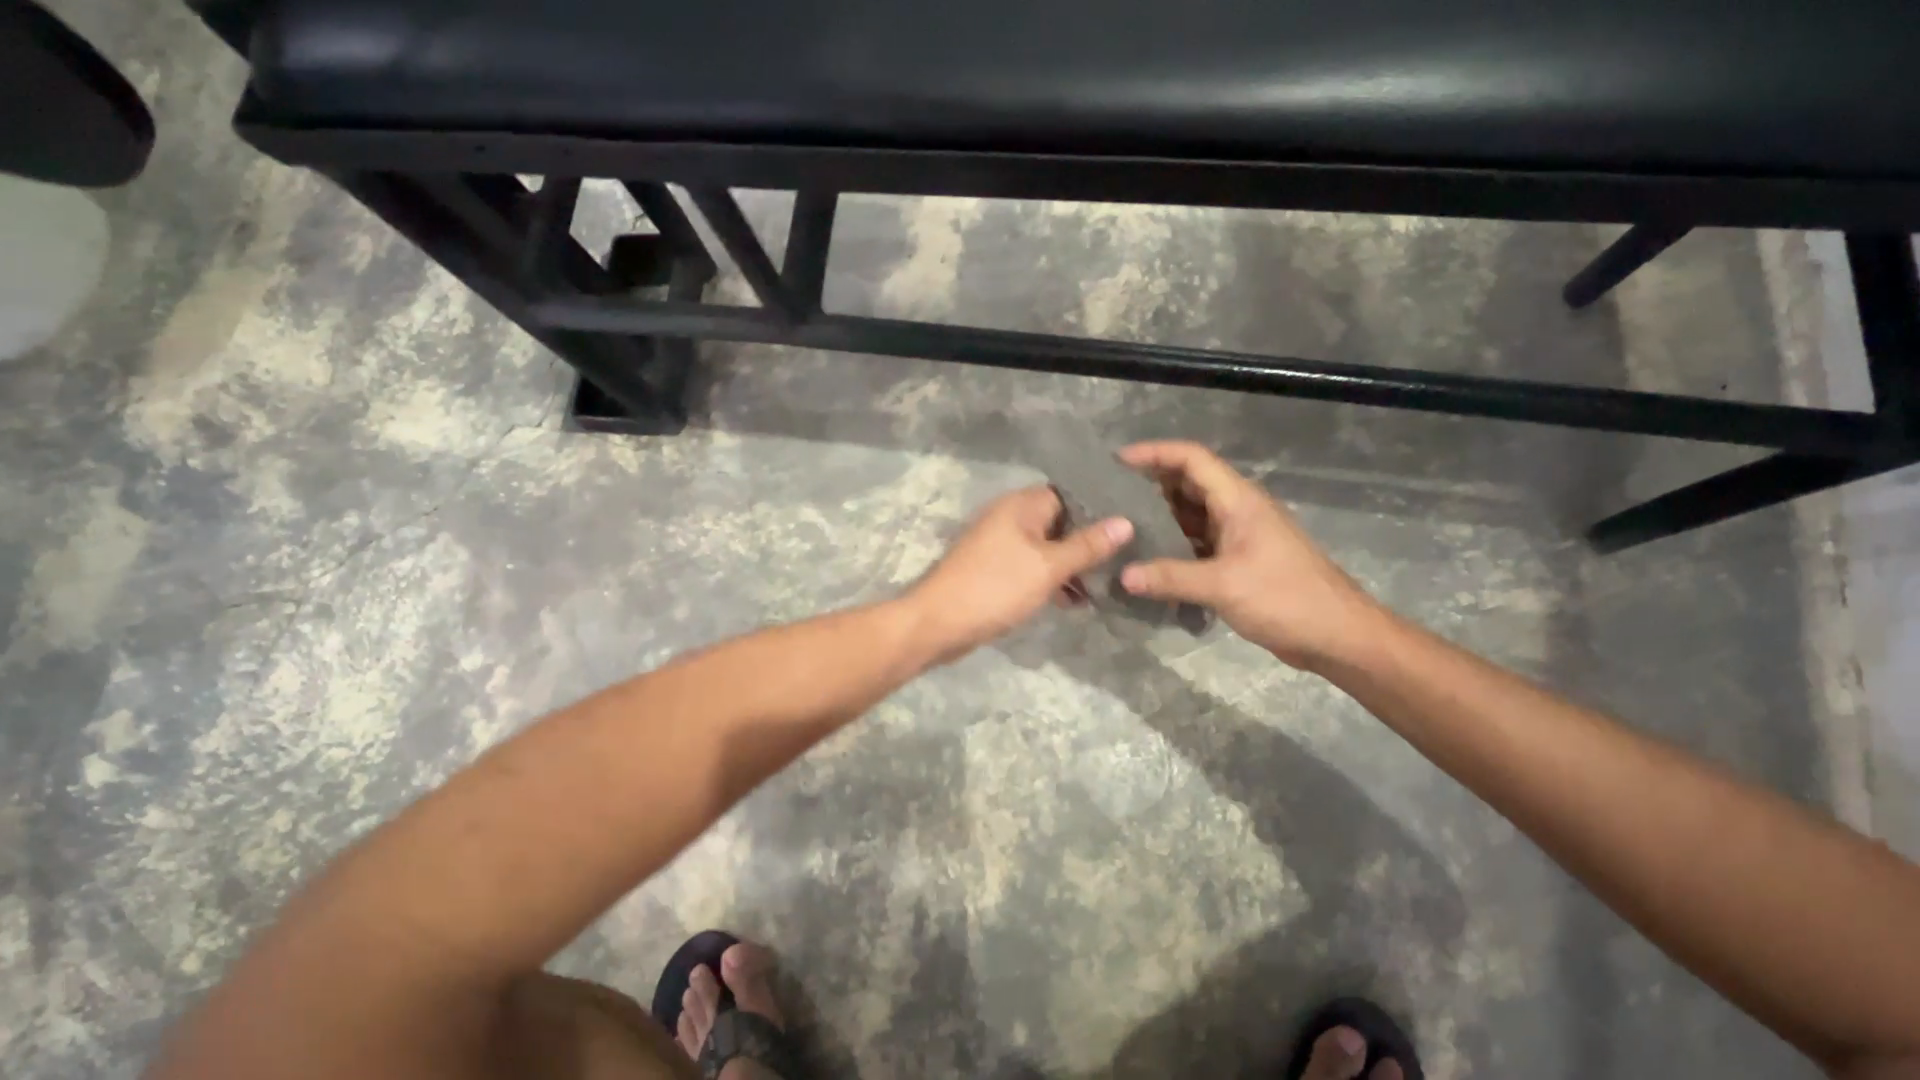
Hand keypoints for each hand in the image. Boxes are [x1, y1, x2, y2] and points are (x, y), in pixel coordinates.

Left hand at [906, 485, 1132, 662]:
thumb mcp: (1049, 567)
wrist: (938, 623)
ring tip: (1106, 582)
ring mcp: (999, 543)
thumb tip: (1125, 521)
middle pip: (1060, 520)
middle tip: (1127, 556)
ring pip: (1047, 546)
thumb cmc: (996, 587)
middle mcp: (1010, 516)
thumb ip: (1087, 545)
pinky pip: (1032, 566)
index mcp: (1021, 505)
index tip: (1133, 519)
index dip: (1100, 505)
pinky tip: (1074, 599)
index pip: (1070, 492)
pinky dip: (1052, 578)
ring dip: (1072, 564)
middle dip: (1089, 539)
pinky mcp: (995, 570)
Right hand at [1116, 441, 1380, 667]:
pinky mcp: (1240, 562)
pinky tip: (1149, 564)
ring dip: (1161, 519)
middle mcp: (1238, 510)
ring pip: (1193, 516)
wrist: (1336, 634)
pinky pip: (1199, 544)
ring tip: (1120, 529)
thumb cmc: (1285, 598)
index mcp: (1238, 500)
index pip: (1192, 459)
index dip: (1154, 453)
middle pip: (1189, 484)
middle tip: (1108, 498)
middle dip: (1150, 486)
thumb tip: (1122, 575)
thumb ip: (1170, 577)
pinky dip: (1174, 548)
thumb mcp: (1223, 586)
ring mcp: (1240, 536)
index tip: (1117, 461)